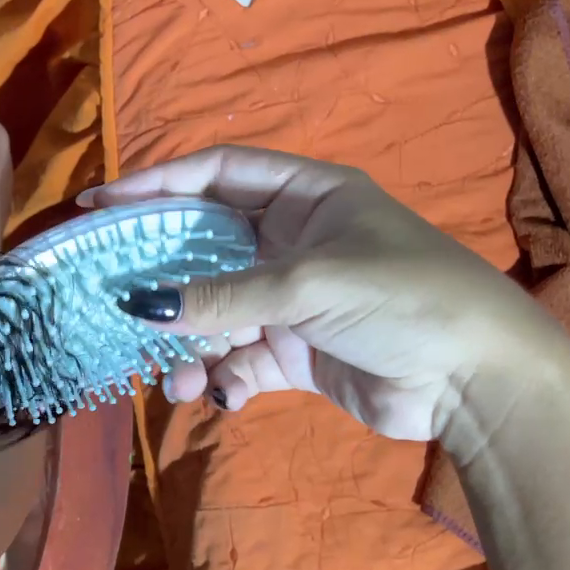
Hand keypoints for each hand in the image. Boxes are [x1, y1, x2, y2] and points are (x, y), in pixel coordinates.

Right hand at [83, 146, 563, 445]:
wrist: (473, 383)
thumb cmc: (407, 302)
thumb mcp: (307, 287)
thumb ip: (217, 297)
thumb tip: (136, 305)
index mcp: (307, 200)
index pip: (216, 175)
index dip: (154, 184)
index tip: (96, 206)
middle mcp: (286, 244)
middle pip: (195, 248)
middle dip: (154, 278)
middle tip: (103, 295)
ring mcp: (279, 300)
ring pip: (201, 314)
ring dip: (184, 348)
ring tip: (177, 377)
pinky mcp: (278, 349)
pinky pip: (222, 359)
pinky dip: (211, 378)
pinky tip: (213, 395)